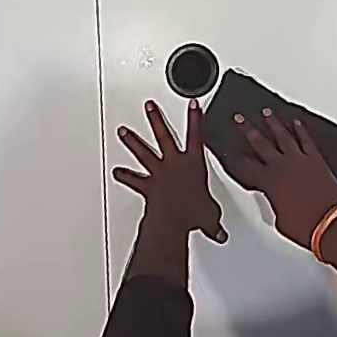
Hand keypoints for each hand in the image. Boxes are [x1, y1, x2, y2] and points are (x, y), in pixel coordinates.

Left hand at [115, 100, 227, 243]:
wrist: (172, 222)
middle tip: (149, 106)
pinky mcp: (147, 186)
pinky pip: (135, 180)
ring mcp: (158, 173)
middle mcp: (174, 163)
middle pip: (164, 136)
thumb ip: (212, 221)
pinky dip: (125, 176)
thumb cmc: (192, 213)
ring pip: (144, 152)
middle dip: (156, 119)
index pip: (196, 135)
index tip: (193, 104)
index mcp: (193, 163)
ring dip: (132, 141)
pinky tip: (116, 171)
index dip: (196, 118)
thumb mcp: (210, 216)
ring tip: (123, 130)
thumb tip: (220, 233)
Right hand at [227, 109, 336, 249]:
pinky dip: (301, 129)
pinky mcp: (315, 158)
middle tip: (240, 119)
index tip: (230, 149)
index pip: (247, 166)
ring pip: (282, 135)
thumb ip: (273, 203)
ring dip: (273, 123)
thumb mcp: (280, 219)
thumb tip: (275, 200)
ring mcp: (299, 160)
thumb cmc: (305, 226)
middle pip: (260, 143)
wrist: (329, 222)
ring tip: (267, 112)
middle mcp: (281, 166)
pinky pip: (306, 139)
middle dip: (248, 129)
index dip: (237, 158)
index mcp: (269, 182)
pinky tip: (297, 122)